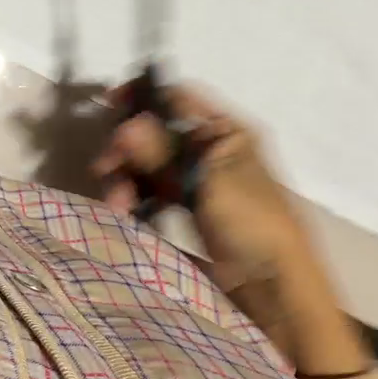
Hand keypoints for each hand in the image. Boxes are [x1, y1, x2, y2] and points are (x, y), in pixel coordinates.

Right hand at [92, 83, 306, 277]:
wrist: (273, 283)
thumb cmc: (251, 222)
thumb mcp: (207, 181)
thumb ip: (162, 152)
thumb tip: (125, 124)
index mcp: (224, 130)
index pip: (177, 97)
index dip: (142, 95)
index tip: (108, 104)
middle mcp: (207, 145)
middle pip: (152, 131)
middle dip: (125, 149)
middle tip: (104, 167)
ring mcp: (194, 174)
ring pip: (145, 161)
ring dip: (125, 178)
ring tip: (116, 204)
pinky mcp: (184, 201)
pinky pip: (149, 187)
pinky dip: (134, 195)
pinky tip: (124, 210)